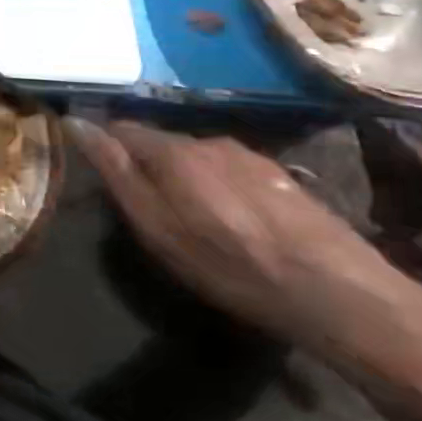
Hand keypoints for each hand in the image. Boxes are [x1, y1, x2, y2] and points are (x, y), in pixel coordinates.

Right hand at [65, 118, 421, 371]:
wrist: (345, 298)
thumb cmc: (231, 266)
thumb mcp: (157, 226)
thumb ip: (115, 172)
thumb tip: (76, 122)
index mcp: (173, 151)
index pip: (120, 129)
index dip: (104, 150)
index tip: (102, 181)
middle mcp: (210, 141)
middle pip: (160, 143)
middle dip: (146, 166)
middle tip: (147, 211)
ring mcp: (251, 157)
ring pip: (196, 158)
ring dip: (184, 178)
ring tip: (191, 219)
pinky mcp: (283, 177)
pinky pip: (229, 172)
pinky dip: (217, 188)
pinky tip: (233, 223)